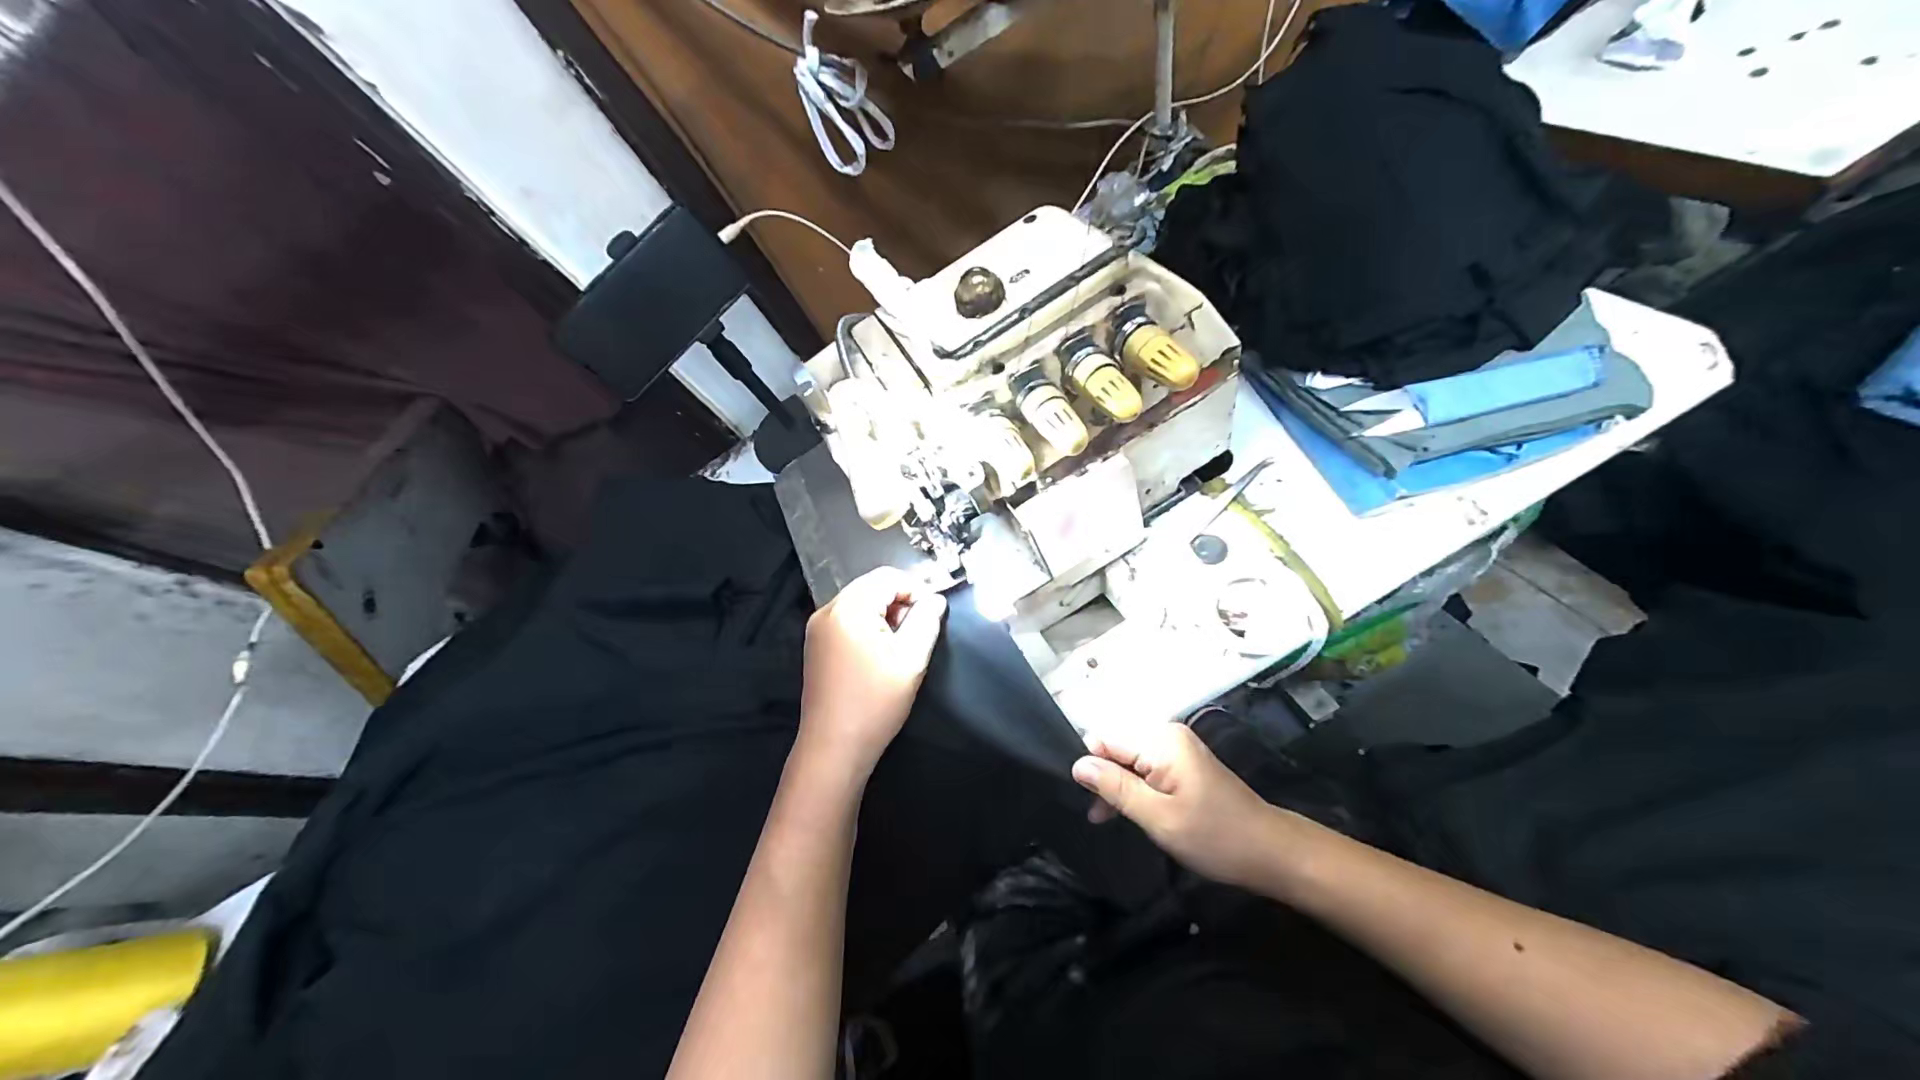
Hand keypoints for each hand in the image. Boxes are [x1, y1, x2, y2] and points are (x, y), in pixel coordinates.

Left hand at [798, 566, 946, 778]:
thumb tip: (935, 600)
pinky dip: (868, 625)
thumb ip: (926, 621)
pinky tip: (880, 653)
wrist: (833, 748)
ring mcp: (817, 628)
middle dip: (900, 601)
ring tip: (901, 645)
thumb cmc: (874, 704)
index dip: (915, 588)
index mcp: (848, 609)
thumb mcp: (911, 660)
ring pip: (860, 602)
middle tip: (919, 630)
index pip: (887, 577)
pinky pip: (847, 619)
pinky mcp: (816, 645)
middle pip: (871, 586)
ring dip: (885, 614)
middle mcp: (827, 611)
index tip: (933, 613)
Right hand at [1073, 722, 1294, 890]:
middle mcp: (1167, 735)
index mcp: (1161, 741)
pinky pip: (1145, 767)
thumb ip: (1115, 787)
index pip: (1104, 740)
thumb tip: (1078, 764)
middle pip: (1116, 748)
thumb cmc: (1214, 836)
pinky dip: (1135, 789)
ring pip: (1129, 760)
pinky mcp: (1183, 763)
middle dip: (1103, 779)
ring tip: (1108, 819)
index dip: (1090, 768)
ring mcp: (1177, 748)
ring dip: (1117, 787)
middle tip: (1098, 818)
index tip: (1086, 800)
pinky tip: (1131, 811)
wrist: (1271, 851)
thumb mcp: (1158, 817)